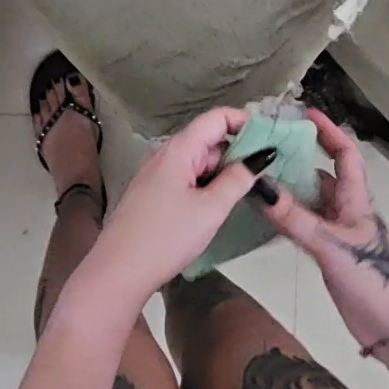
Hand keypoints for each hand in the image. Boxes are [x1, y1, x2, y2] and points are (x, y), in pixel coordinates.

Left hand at [71, 106, 267, 311]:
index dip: (245, 122)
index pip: (216, 118)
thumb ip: (237, 180)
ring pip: (198, 161)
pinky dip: (206, 184)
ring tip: (247, 192)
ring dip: (222, 172)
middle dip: (237, 152)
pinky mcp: (153, 193)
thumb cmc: (166, 236)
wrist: (119, 270)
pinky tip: (218, 205)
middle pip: (208, 140)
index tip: (270, 141)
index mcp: (179, 149)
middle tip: (266, 175)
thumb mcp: (210, 209)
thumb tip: (259, 157)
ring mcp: (157, 173)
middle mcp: (165, 153)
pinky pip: (186, 177)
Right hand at [256, 108, 388, 353]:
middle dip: (293, 156)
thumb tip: (257, 185)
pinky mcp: (328, 254)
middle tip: (260, 144)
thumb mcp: (331, 246)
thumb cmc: (376, 279)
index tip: (302, 113)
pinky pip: (301, 223)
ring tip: (251, 172)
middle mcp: (345, 209)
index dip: (327, 131)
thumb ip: (293, 218)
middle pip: (319, 173)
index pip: (344, 154)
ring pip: (308, 199)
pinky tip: (261, 212)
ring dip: (285, 186)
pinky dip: (283, 214)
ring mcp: (337, 232)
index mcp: (355, 198)